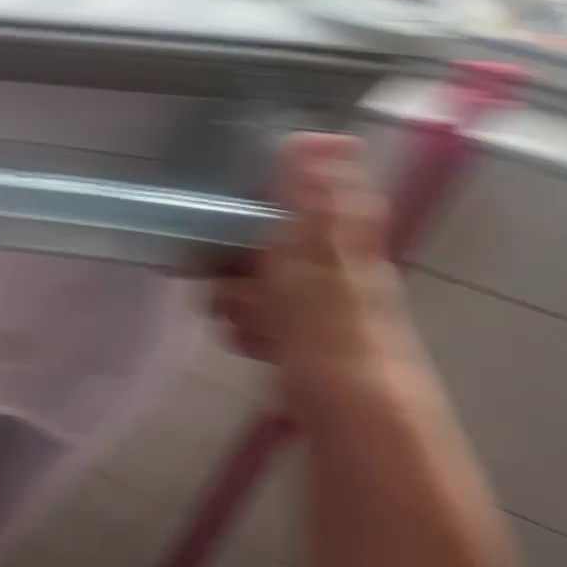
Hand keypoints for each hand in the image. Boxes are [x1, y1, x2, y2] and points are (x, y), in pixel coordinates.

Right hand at [207, 133, 415, 393]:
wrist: (354, 433)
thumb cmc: (330, 340)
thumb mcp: (316, 260)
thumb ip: (311, 201)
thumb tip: (319, 132)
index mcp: (341, 244)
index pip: (299, 196)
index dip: (259, 196)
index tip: (221, 206)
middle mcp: (334, 270)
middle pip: (266, 240)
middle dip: (232, 257)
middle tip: (213, 274)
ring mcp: (318, 308)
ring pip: (255, 280)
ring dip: (234, 297)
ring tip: (239, 321)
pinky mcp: (301, 343)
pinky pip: (258, 316)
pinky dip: (246, 326)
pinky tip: (248, 343)